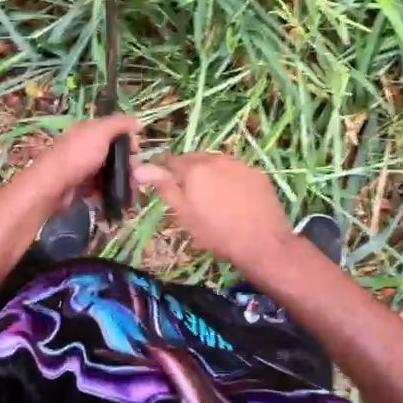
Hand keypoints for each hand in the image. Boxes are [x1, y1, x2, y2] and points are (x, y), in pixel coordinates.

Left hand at [31, 114, 139, 200]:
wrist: (53, 185)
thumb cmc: (78, 155)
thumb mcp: (101, 132)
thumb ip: (119, 124)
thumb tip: (137, 120)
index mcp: (88, 130)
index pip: (114, 131)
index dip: (128, 141)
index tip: (136, 153)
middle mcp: (85, 146)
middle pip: (113, 154)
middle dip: (127, 165)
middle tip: (136, 177)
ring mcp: (82, 167)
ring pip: (108, 172)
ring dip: (121, 181)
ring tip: (129, 192)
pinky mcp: (80, 186)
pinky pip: (99, 187)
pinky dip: (108, 193)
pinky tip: (116, 199)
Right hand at [133, 153, 297, 270]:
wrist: (263, 244)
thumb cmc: (217, 233)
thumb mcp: (185, 214)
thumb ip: (164, 187)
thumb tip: (139, 167)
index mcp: (194, 168)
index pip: (170, 160)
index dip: (164, 170)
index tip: (163, 182)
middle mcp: (216, 159)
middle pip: (195, 159)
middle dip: (188, 171)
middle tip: (189, 194)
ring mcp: (239, 164)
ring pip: (217, 163)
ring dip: (210, 173)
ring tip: (213, 197)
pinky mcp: (257, 173)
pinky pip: (237, 171)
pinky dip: (231, 179)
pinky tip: (235, 198)